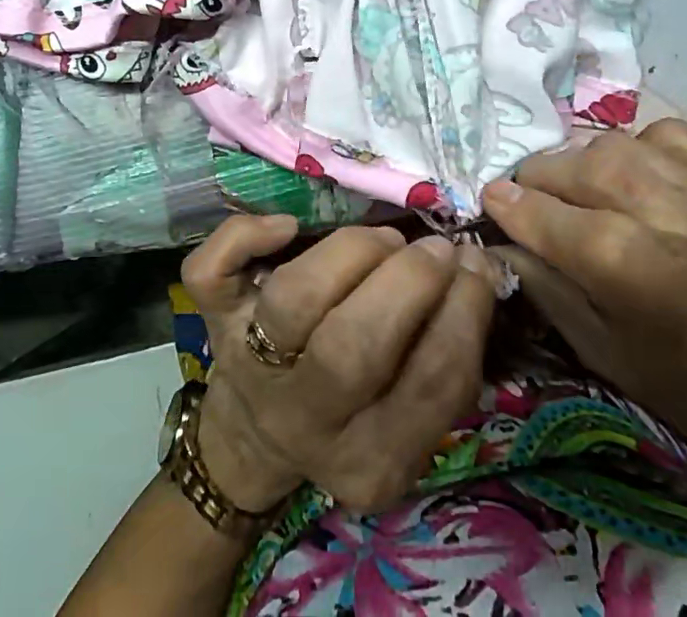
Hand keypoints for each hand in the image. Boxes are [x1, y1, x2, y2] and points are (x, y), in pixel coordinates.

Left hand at [181, 217, 500, 513]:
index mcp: (367, 459)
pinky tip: (287, 226)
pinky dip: (245, 235)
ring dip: (350, 253)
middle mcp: (301, 417)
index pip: (428, 388)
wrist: (254, 439)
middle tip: (435, 250)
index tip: (476, 267)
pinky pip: (210, 273)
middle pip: (351, 345)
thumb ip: (442, 364)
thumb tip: (473, 269)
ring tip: (386, 239)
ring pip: (292, 298)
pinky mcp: (209, 322)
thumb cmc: (348, 421)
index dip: (462, 316)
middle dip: (407, 283)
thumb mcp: (407, 424)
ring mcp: (247, 363)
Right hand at [481, 120, 686, 472]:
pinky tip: (634, 178)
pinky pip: (672, 137)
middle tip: (526, 190)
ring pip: (627, 147)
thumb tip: (495, 233)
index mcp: (658, 292)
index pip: (564, 225)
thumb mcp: (595, 350)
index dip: (517, 206)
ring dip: (583, 161)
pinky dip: (636, 150)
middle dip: (543, 176)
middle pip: (596, 172)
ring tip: (573, 183)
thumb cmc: (681, 381)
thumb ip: (541, 282)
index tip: (490, 197)